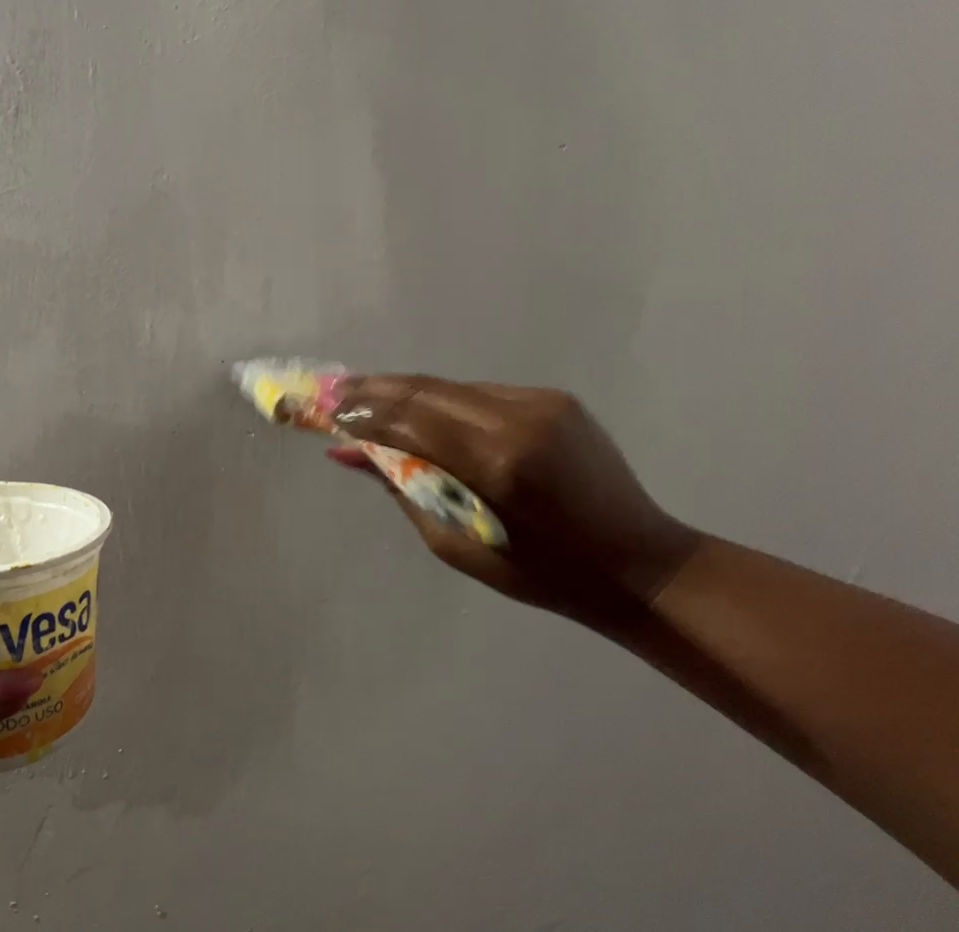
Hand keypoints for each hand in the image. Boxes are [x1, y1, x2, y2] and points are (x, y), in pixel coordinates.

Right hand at [326, 374, 702, 626]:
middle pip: (426, 391)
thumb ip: (402, 487)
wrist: (636, 562)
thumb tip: (346, 452)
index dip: (360, 414)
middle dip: (374, 391)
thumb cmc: (539, 571)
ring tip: (363, 395)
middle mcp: (520, 420)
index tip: (322, 411)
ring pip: (451, 387)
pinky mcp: (556, 400)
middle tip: (331, 392)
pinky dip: (442, 400)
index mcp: (498, 464)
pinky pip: (480, 394)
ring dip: (404, 391)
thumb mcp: (456, 543)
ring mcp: (542, 404)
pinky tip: (419, 410)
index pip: (408, 421)